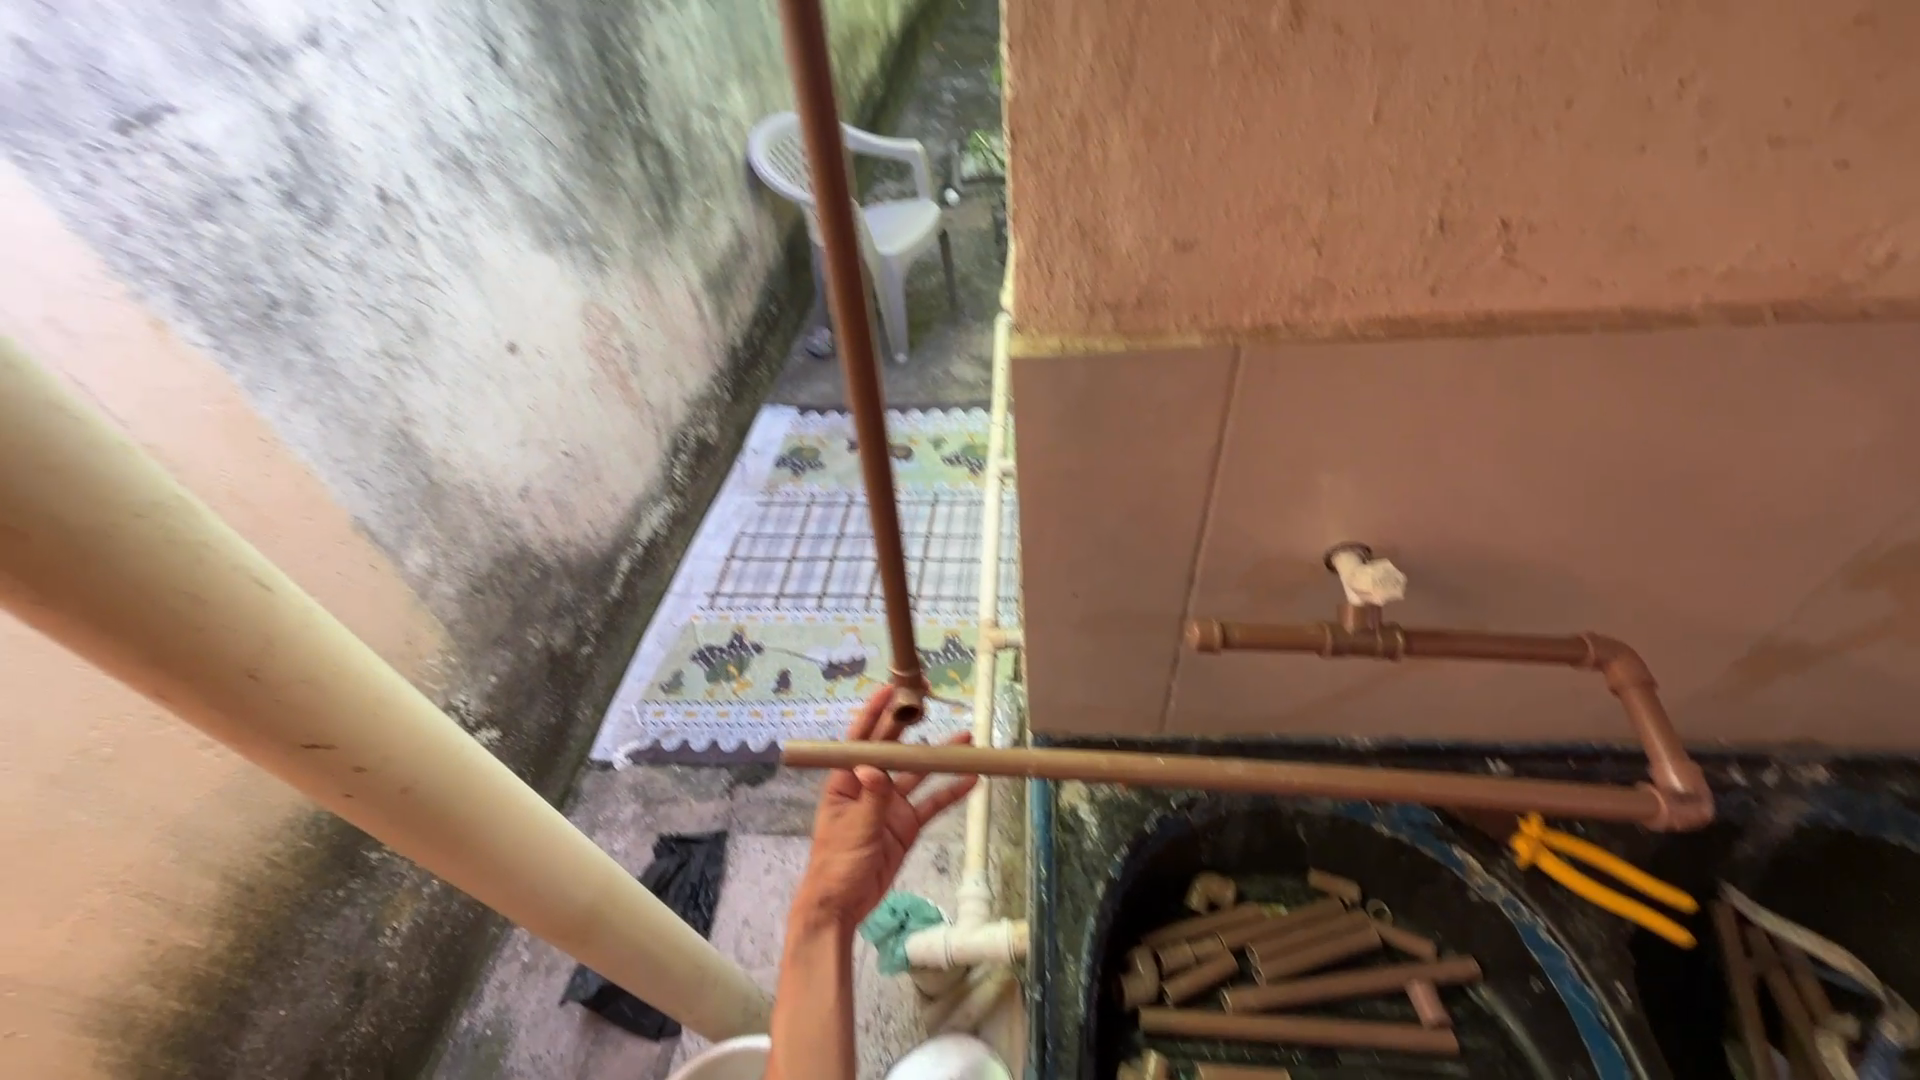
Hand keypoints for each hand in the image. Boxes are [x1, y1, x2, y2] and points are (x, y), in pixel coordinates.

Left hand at [796, 686, 977, 929]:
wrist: (842, 906)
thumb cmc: (836, 864)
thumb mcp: (853, 829)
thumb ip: (870, 798)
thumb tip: (875, 767)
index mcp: (846, 780)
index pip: (861, 738)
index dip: (875, 712)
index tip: (891, 688)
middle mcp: (869, 785)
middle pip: (893, 749)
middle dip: (911, 725)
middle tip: (931, 700)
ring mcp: (890, 805)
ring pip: (918, 774)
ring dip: (939, 758)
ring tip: (966, 740)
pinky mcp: (907, 826)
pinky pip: (931, 804)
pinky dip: (950, 793)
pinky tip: (970, 780)